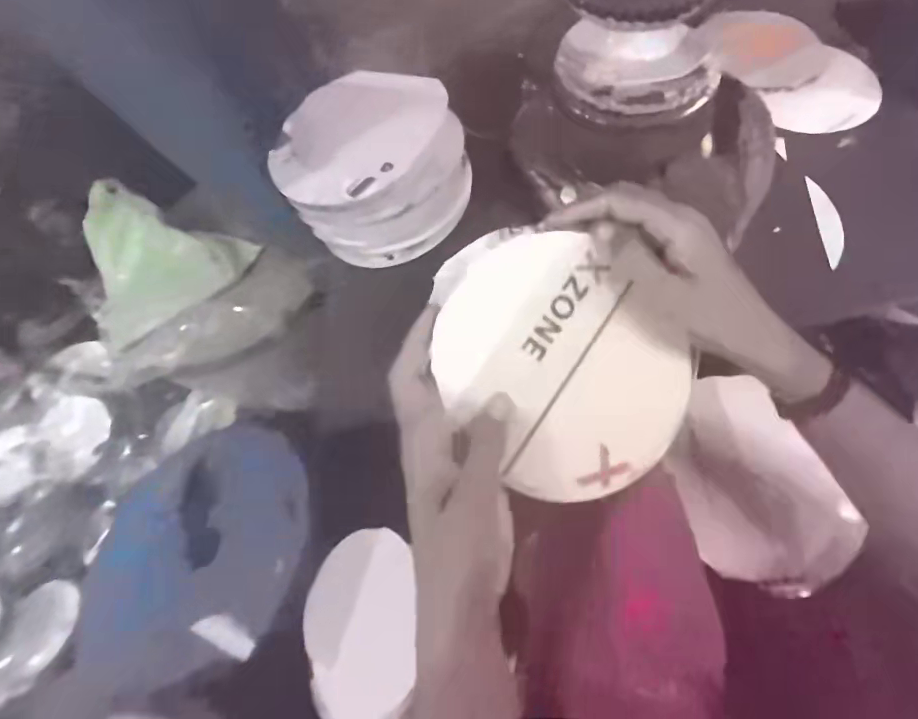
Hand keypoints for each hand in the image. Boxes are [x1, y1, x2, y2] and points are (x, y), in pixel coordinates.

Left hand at [389, 307, 514, 641]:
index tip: (439, 305)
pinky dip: (481, 405)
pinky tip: (509, 399)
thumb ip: (485, 445)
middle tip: (473, 319)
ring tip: (494, 347)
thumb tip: (495, 394)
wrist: (457, 613)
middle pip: (422, 384)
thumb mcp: (475, 498)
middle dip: (439, 348)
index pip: (407, 378)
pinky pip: (468, 428)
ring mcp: (444, 462)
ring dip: (460, 374)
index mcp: (420, 445)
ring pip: (445, 404)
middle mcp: (426, 446)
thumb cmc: (460, 555)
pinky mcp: (463, 477)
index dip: (417, 340)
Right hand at [544, 183, 832, 401]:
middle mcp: (681, 214)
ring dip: (601, 213)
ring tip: (570, 230)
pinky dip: (617, 224)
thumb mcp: (665, 295)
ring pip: (633, 205)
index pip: (621, 199)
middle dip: (588, 205)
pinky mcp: (683, 238)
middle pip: (626, 195)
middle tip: (554, 226)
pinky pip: (643, 220)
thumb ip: (630, 257)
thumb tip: (597, 229)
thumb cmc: (712, 319)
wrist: (756, 336)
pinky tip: (601, 240)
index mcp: (677, 223)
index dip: (583, 207)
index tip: (551, 223)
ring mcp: (684, 225)